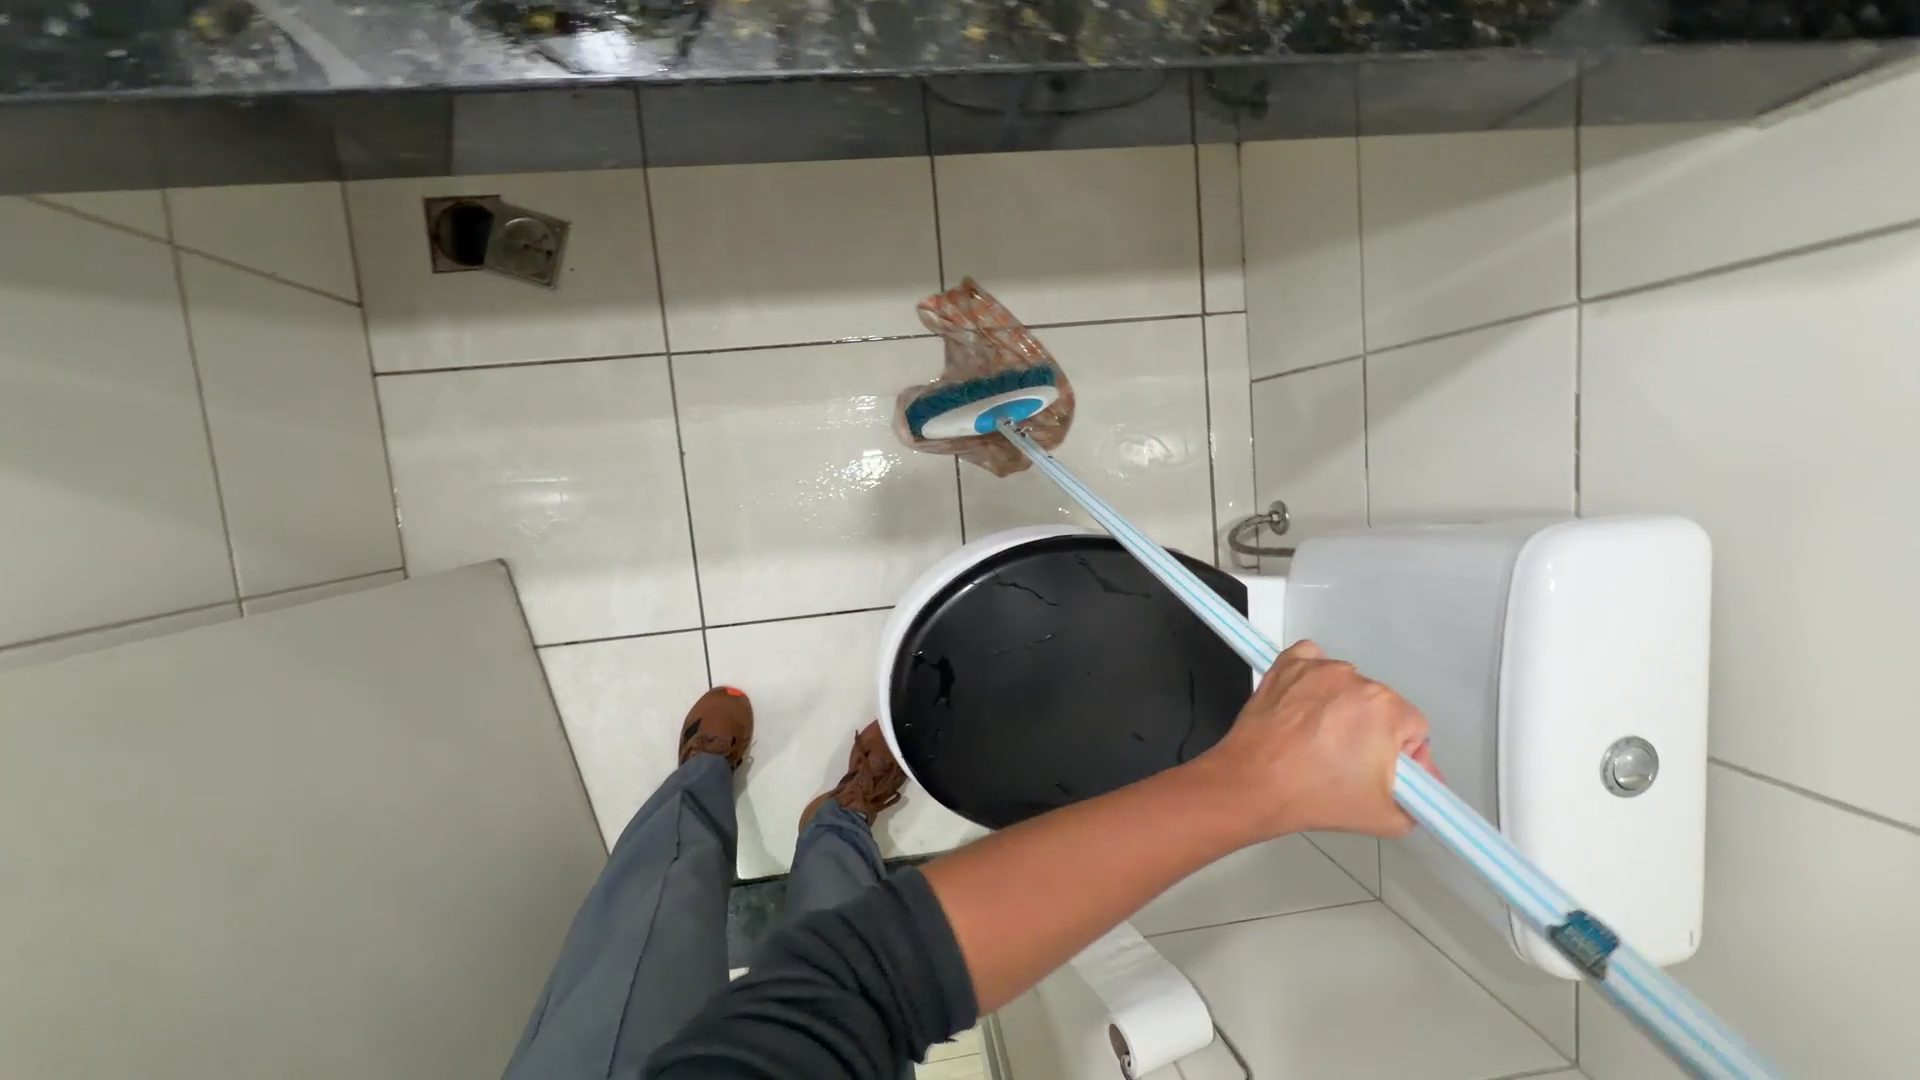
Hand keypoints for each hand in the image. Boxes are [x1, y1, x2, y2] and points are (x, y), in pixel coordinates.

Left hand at [1197, 640, 1438, 840]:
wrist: (1254, 783)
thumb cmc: (1314, 795)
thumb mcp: (1387, 816)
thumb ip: (1420, 802)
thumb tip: (1422, 788)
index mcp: (1386, 708)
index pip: (1414, 727)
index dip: (1403, 753)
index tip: (1383, 769)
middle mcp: (1352, 679)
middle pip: (1379, 704)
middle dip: (1370, 731)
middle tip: (1346, 759)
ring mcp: (1315, 669)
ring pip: (1345, 685)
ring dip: (1339, 706)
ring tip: (1318, 738)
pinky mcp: (1285, 667)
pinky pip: (1310, 660)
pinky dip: (1311, 678)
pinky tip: (1304, 704)